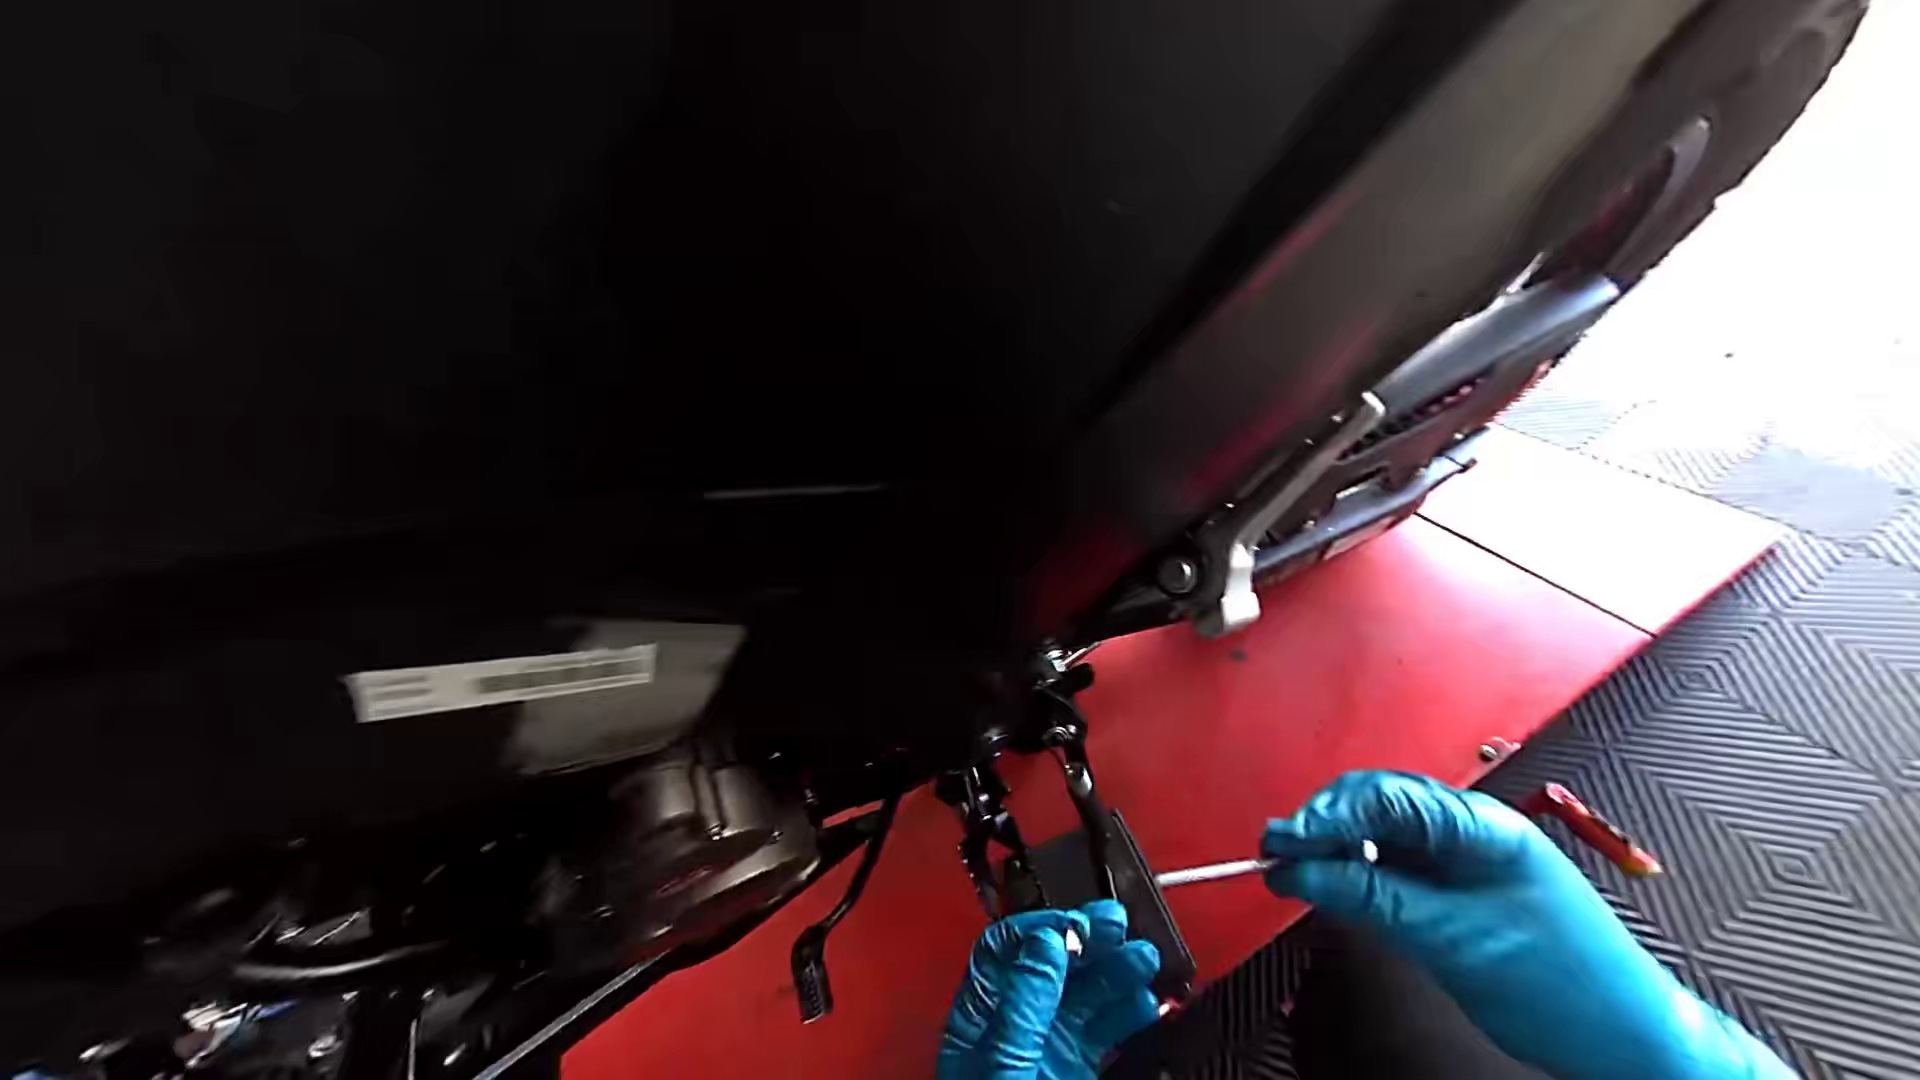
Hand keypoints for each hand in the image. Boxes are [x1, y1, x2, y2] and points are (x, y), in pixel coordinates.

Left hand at [938, 900, 1161, 1079]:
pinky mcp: (1074, 1074)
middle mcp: (1014, 1026)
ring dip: (1116, 972)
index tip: (1078, 922)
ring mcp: (1046, 1051)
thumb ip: (1024, 1006)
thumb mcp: (1005, 1068)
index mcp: (984, 1018)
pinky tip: (1147, 1003)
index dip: (1043, 927)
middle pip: (1051, 965)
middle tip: (1120, 926)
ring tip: (1145, 959)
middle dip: (1087, 940)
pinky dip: (1128, 1014)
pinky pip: (1103, 1034)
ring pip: (1083, 996)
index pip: (1008, 949)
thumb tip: (1045, 943)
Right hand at [1262, 771, 1794, 1079]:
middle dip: (1320, 823)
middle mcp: (1461, 826)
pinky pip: (1381, 859)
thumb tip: (1296, 872)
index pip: (1382, 798)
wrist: (1632, 1050)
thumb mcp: (1453, 940)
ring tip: (1293, 865)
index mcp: (1478, 824)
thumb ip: (1367, 898)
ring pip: (1370, 827)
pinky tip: (1326, 878)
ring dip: (1329, 844)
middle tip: (1278, 850)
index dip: (1326, 814)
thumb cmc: (1568, 990)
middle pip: (1370, 803)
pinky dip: (1347, 867)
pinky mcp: (1441, 879)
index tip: (1284, 840)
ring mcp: (1452, 851)